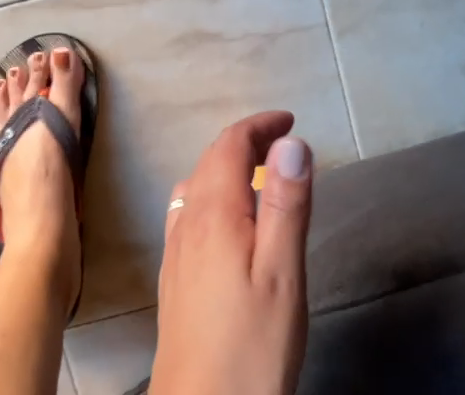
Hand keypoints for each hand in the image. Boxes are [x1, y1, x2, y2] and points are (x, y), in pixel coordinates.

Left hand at [151, 111, 313, 394]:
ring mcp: (175, 251)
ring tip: (260, 175)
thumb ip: (286, 204)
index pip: (231, 145)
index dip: (260, 125)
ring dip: (226, 166)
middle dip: (246, 140)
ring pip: (196, 186)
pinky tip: (227, 222)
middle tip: (284, 142)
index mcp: (215, 213)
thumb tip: (291, 142)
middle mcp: (188, 223)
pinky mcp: (173, 278)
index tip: (290, 120)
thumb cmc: (251, 345)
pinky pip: (188, 213)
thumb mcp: (282, 273)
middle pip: (210, 160)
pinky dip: (212, 194)